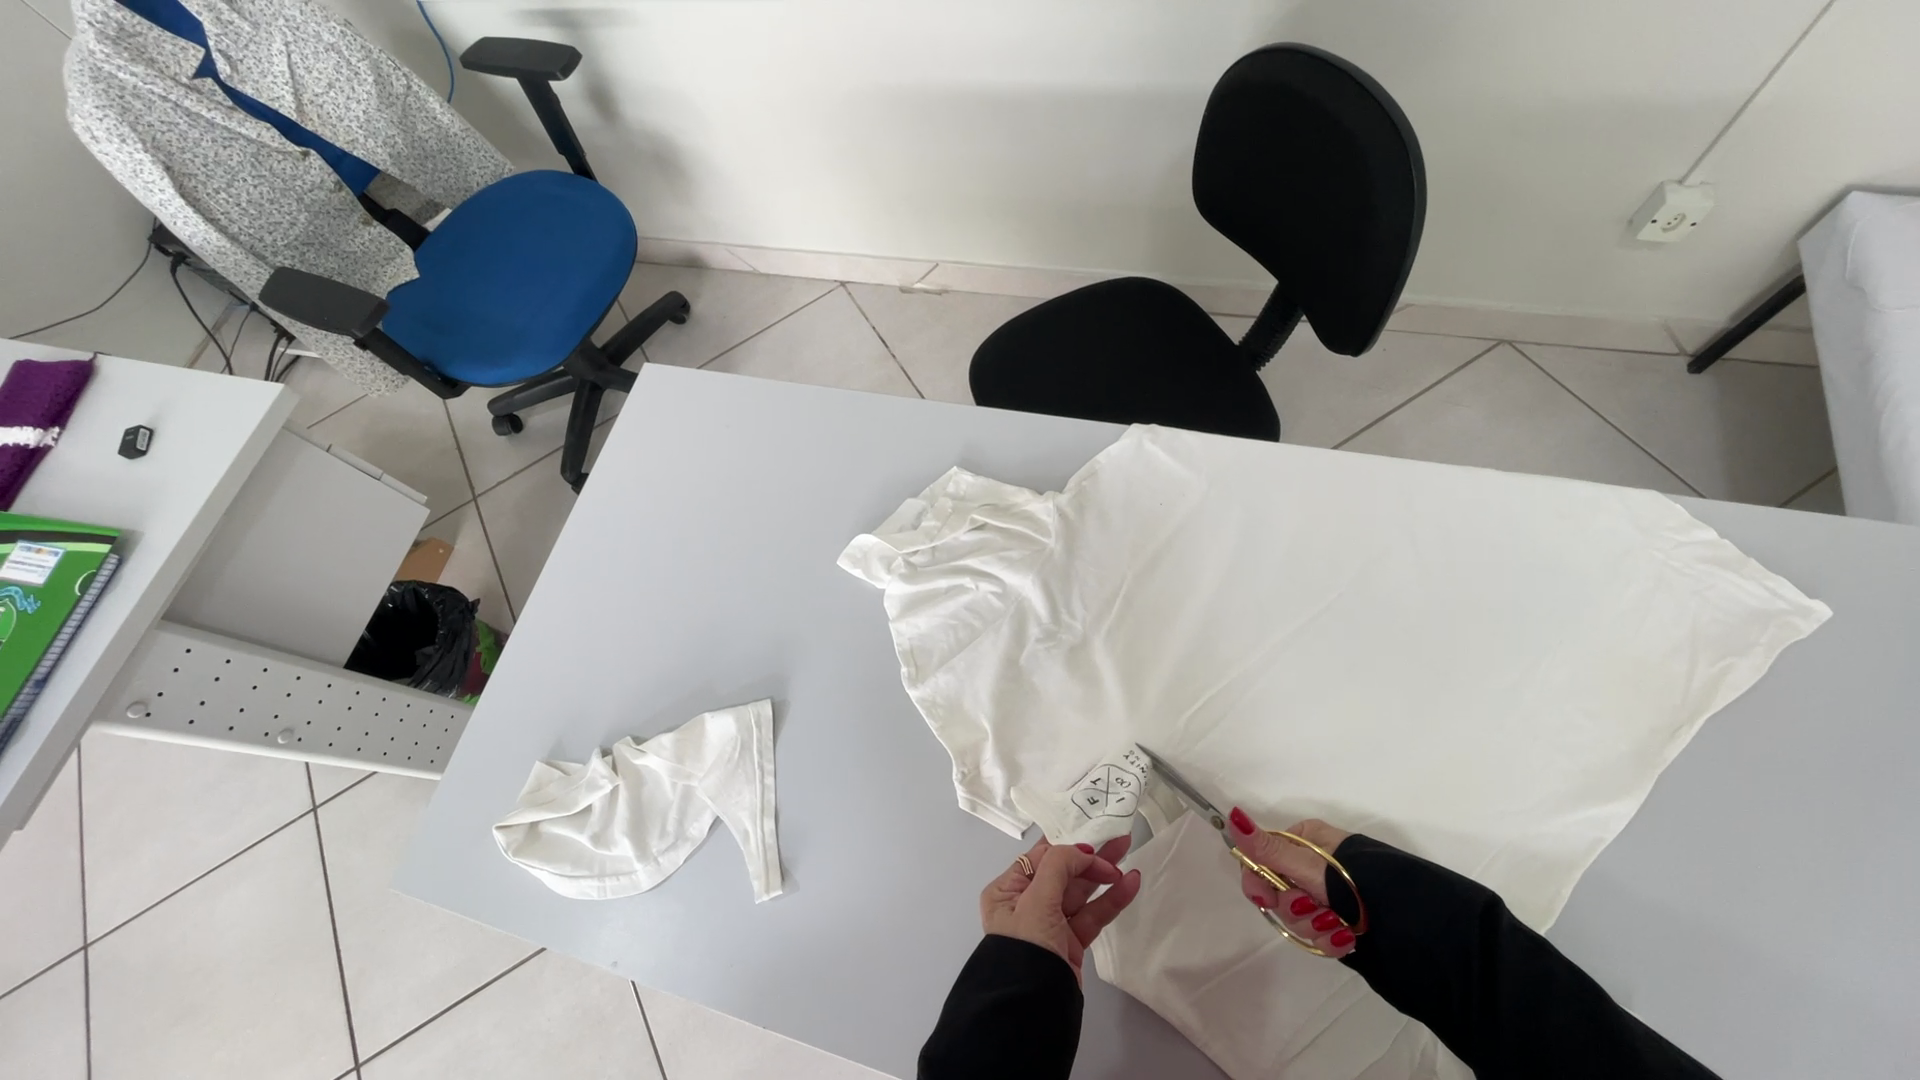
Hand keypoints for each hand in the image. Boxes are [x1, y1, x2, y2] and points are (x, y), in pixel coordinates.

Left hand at [979, 835, 1142, 981]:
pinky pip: (1092, 915)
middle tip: (1118, 836)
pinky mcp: (1070, 944)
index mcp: (1007, 890)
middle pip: (1063, 871)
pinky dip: (1111, 900)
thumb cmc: (1025, 947)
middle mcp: (1026, 904)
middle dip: (1091, 854)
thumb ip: (1059, 868)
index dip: (1067, 842)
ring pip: (1081, 892)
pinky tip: (1130, 884)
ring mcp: (1050, 925)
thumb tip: (1081, 849)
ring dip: (1104, 874)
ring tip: (1129, 851)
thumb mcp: (1036, 901)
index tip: (1093, 829)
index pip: (1040, 857)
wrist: (1029, 1012)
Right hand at [1227, 809, 1357, 958]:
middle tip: (1311, 908)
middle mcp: (1314, 864)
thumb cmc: (1356, 883)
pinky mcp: (1341, 920)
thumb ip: (1268, 849)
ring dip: (1314, 926)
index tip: (1265, 899)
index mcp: (1305, 840)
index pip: (1261, 857)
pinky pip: (1320, 934)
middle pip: (1278, 891)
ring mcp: (1328, 894)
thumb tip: (1232, 815)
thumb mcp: (1309, 866)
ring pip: (1298, 916)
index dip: (1258, 881)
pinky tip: (1347, 938)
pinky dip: (1331, 940)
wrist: (1411, 923)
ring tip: (1337, 925)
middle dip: (1294, 908)